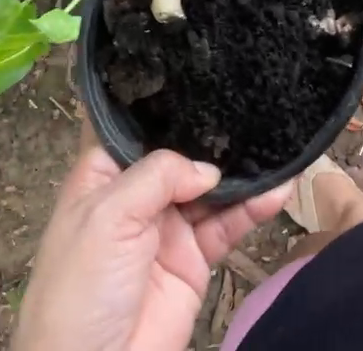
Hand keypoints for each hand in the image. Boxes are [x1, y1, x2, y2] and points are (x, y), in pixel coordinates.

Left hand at [12, 126, 290, 350]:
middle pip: (181, 153)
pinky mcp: (195, 259)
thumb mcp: (106, 219)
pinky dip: (257, 206)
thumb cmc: (81, 291)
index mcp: (101, 177)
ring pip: (212, 187)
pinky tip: (281, 188)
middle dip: (212, 133)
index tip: (199, 71)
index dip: (161, 102)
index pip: (131, 126)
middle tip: (250, 100)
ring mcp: (169, 227)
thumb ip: (157, 175)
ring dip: (243, 170)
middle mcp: (137, 196)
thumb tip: (208, 170)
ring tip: (277, 143)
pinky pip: (230, 223)